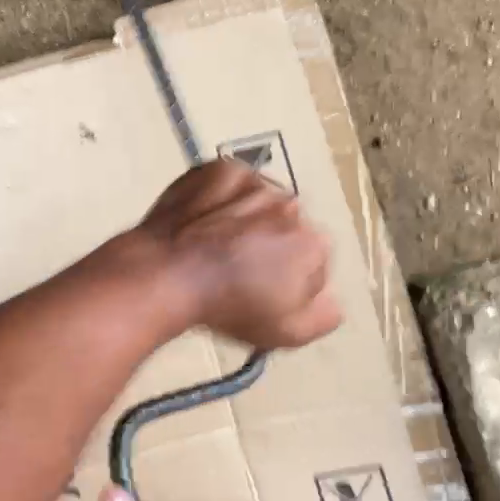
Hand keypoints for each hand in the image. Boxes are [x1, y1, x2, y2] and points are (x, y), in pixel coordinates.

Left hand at [137, 158, 341, 349]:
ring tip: (217, 239)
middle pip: (287, 224)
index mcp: (313, 242)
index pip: (313, 258)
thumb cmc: (227, 306)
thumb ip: (324, 315)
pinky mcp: (219, 167)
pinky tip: (205, 215)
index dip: (291, 275)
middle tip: (238, 263)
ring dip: (247, 214)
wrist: (167, 271)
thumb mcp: (287, 333)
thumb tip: (331, 297)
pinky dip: (222, 193)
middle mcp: (290, 204)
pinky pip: (230, 180)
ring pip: (260, 199)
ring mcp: (253, 181)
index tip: (264, 286)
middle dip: (271, 240)